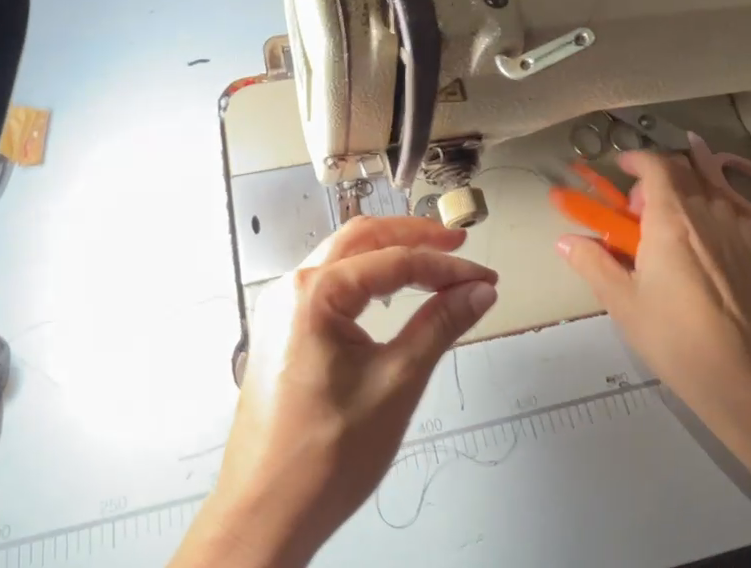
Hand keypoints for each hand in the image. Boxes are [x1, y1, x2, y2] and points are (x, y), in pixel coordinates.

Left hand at [174, 216, 497, 567]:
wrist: (265, 513)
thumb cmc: (325, 456)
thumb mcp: (396, 384)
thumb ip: (439, 327)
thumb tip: (477, 292)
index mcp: (314, 293)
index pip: (394, 261)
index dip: (446, 266)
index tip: (484, 279)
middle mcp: (290, 288)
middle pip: (361, 239)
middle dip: (413, 237)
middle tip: (459, 245)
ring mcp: (279, 308)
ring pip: (342, 257)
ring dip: (388, 252)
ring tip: (433, 263)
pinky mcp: (281, 330)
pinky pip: (328, 284)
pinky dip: (365, 277)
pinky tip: (389, 292)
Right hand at [557, 150, 750, 432]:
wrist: (738, 376)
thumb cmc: (673, 336)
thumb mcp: (622, 301)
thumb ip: (593, 263)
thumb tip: (565, 240)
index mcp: (672, 219)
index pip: (657, 166)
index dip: (637, 160)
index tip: (618, 169)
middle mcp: (706, 215)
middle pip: (683, 173)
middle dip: (655, 179)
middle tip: (633, 210)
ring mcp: (735, 232)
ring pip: (707, 191)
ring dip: (682, 194)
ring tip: (664, 227)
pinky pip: (728, 213)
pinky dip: (709, 212)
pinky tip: (699, 243)